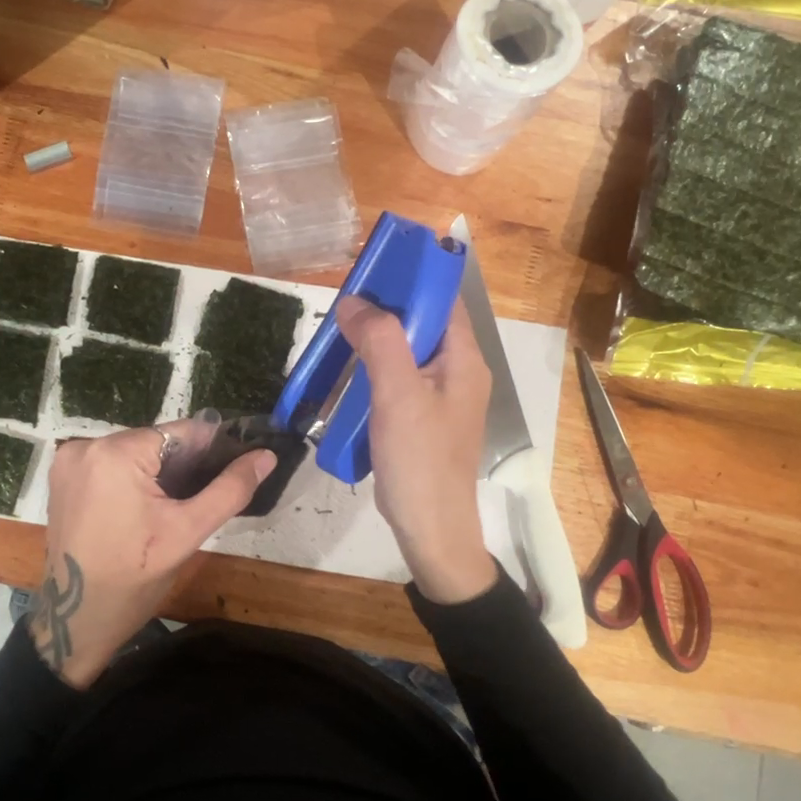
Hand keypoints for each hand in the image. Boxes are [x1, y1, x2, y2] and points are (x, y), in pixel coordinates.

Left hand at [31, 415, 276, 688]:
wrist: (75, 619)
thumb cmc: (133, 578)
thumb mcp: (187, 533)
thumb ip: (229, 490)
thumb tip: (266, 457)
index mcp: (116, 453)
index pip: (181, 432)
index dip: (211, 452)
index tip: (230, 475)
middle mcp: (87, 446)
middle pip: (155, 442)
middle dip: (181, 467)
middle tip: (199, 503)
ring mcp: (69, 462)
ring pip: (133, 454)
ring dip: (156, 474)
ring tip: (173, 510)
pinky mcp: (61, 479)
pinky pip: (110, 466)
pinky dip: (130, 481)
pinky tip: (142, 512)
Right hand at [335, 295, 496, 604]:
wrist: (430, 531)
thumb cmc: (419, 460)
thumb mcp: (398, 395)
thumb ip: (380, 341)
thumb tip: (354, 301)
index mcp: (464, 359)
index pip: (442, 299)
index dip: (409, 278)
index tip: (368, 268)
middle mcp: (458, 372)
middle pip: (421, 324)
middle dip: (383, 309)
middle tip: (341, 304)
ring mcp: (440, 399)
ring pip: (405, 353)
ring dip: (373, 342)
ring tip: (337, 336)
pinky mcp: (421, 421)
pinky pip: (396, 382)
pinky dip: (372, 373)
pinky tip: (345, 378)